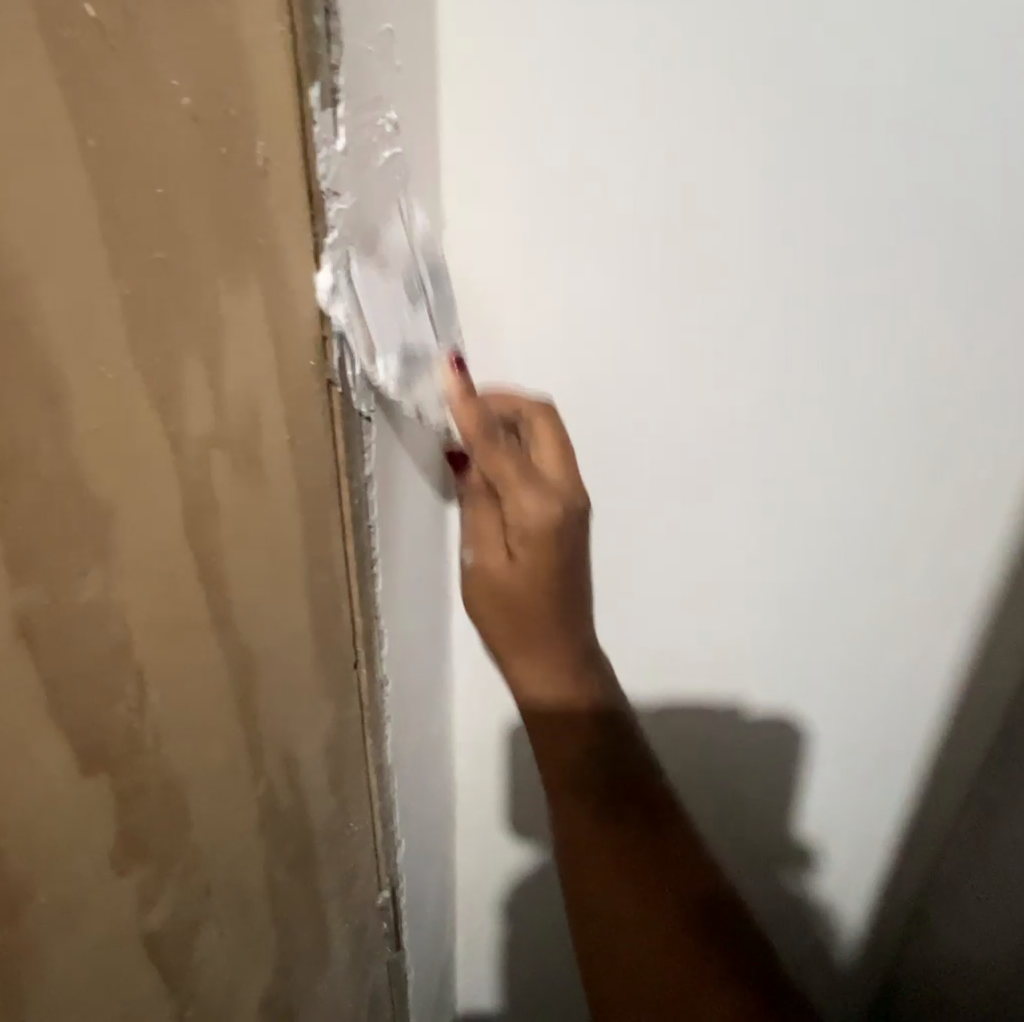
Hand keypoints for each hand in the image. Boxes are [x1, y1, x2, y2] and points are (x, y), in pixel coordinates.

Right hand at [444, 354, 614, 709]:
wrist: (557, 656)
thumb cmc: (509, 618)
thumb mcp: (479, 559)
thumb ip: (476, 498)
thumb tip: (465, 450)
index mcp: (538, 505)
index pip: (498, 439)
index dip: (470, 402)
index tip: (450, 368)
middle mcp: (565, 491)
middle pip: (541, 417)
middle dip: (500, 400)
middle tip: (458, 407)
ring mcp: (573, 497)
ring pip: (546, 432)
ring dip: (509, 418)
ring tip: (465, 430)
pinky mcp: (569, 507)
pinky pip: (545, 454)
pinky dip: (516, 441)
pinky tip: (485, 457)